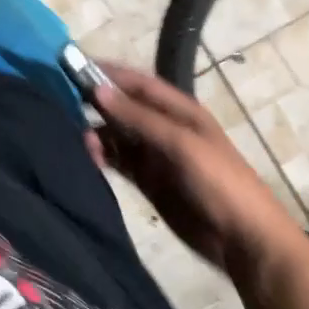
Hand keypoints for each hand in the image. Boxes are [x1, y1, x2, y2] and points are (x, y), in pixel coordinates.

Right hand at [86, 63, 305, 275]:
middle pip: (123, 106)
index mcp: (180, 110)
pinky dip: (102, 155)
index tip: (71, 66)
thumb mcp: (181, 144)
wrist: (245, 243)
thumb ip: (138, 118)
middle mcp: (164, 127)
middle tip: (62, 101)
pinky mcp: (148, 180)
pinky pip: (118, 159)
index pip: (137, 82)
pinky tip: (90, 156)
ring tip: (81, 140)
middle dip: (96, 102)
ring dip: (97, 132)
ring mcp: (155, 154)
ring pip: (116, 133)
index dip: (107, 72)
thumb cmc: (220, 183)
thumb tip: (95, 89)